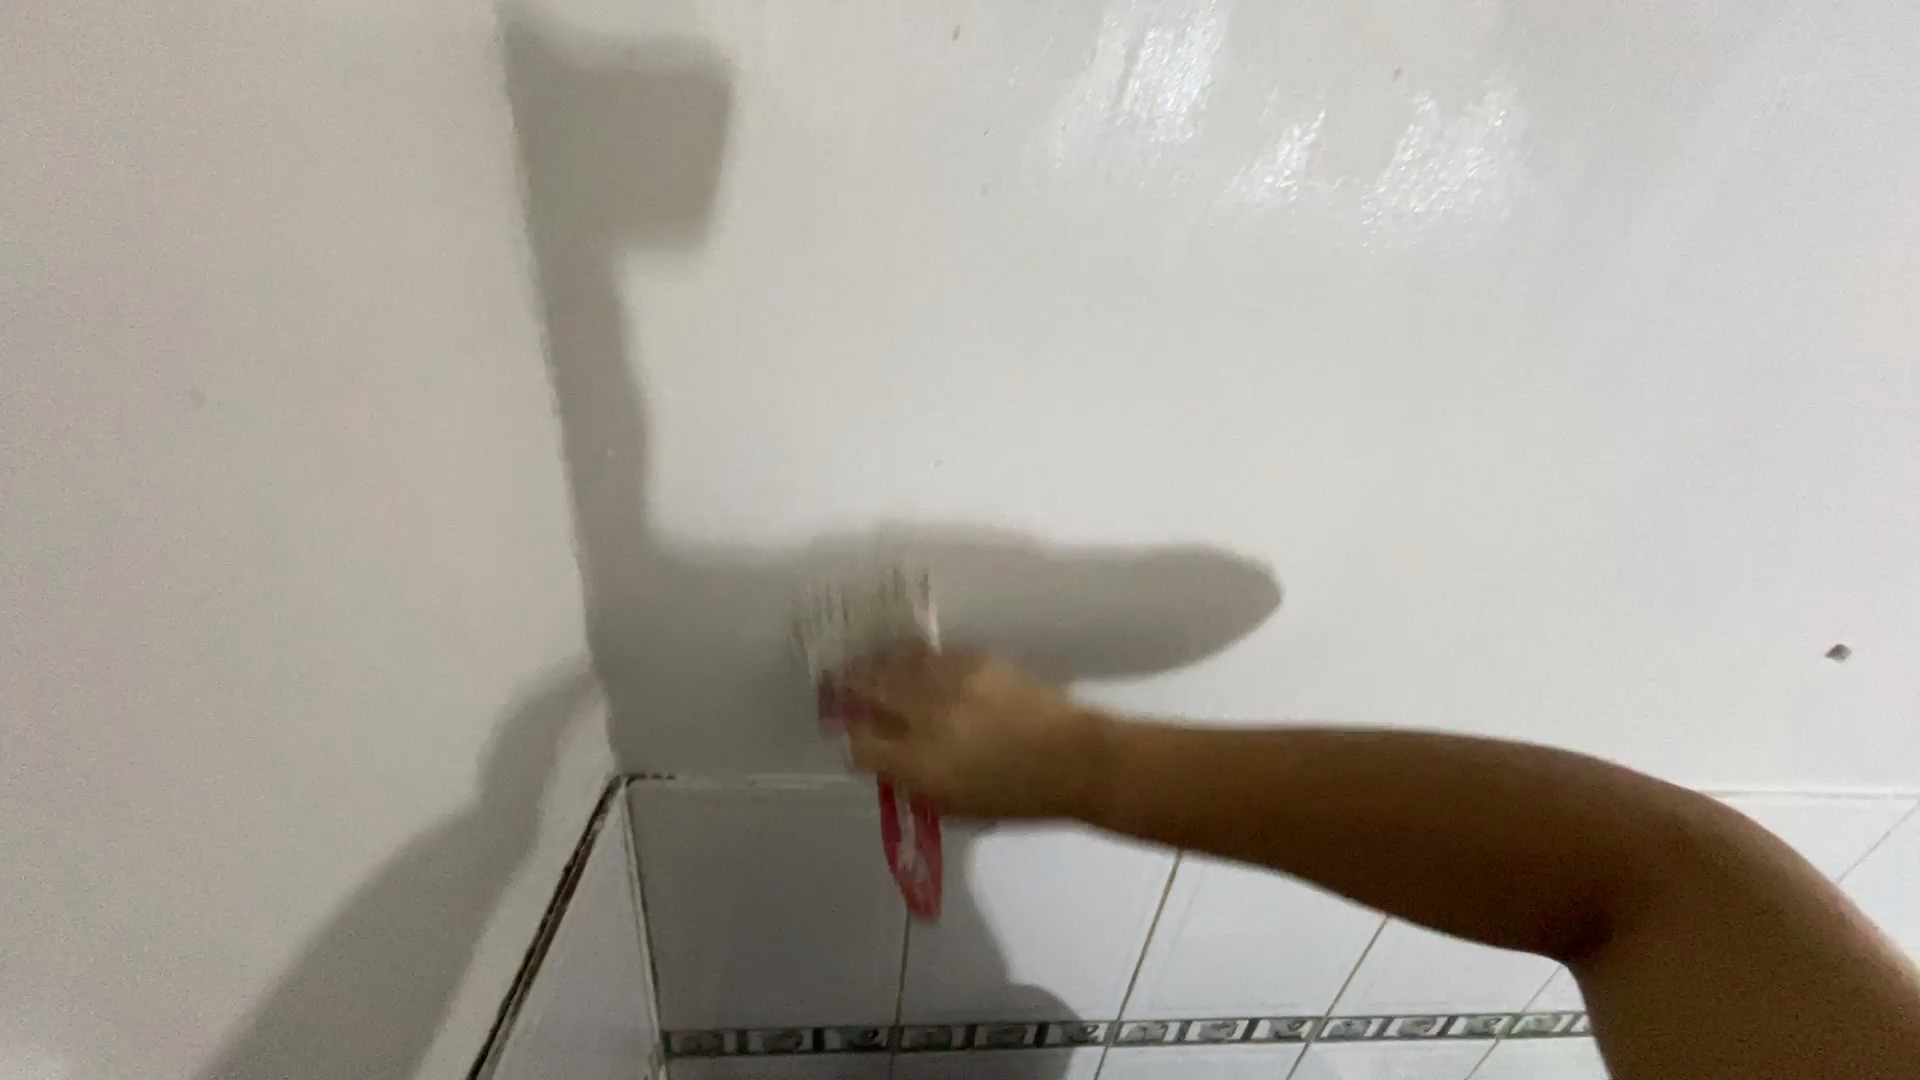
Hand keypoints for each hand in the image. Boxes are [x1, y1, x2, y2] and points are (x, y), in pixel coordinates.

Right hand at [826, 648, 1106, 818]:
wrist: (1074, 758)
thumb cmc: (1016, 796)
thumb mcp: (953, 806)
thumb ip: (909, 781)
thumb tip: (879, 757)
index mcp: (921, 765)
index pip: (860, 744)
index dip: (848, 738)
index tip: (845, 732)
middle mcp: (928, 717)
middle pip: (868, 688)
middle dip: (845, 686)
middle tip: (832, 683)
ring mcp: (952, 682)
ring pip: (895, 661)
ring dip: (874, 665)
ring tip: (865, 667)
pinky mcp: (975, 659)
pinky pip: (930, 654)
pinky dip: (912, 659)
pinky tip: (908, 663)